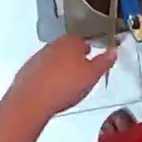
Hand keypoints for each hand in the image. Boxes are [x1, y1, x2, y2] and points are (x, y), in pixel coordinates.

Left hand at [0, 35, 115, 120]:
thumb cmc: (66, 85)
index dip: (88, 50)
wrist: (31, 100)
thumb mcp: (92, 76)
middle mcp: (53, 44)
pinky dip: (47, 76)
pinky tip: (51, 90)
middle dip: (74, 58)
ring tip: (67, 84)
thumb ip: (104, 62)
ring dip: (60, 67)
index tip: (91, 61)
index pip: (82, 40)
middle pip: (67, 48)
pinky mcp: (27, 70)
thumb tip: (114, 50)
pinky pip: (41, 70)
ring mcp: (38, 57)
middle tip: (81, 74)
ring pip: (54, 59)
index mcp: (71, 42)